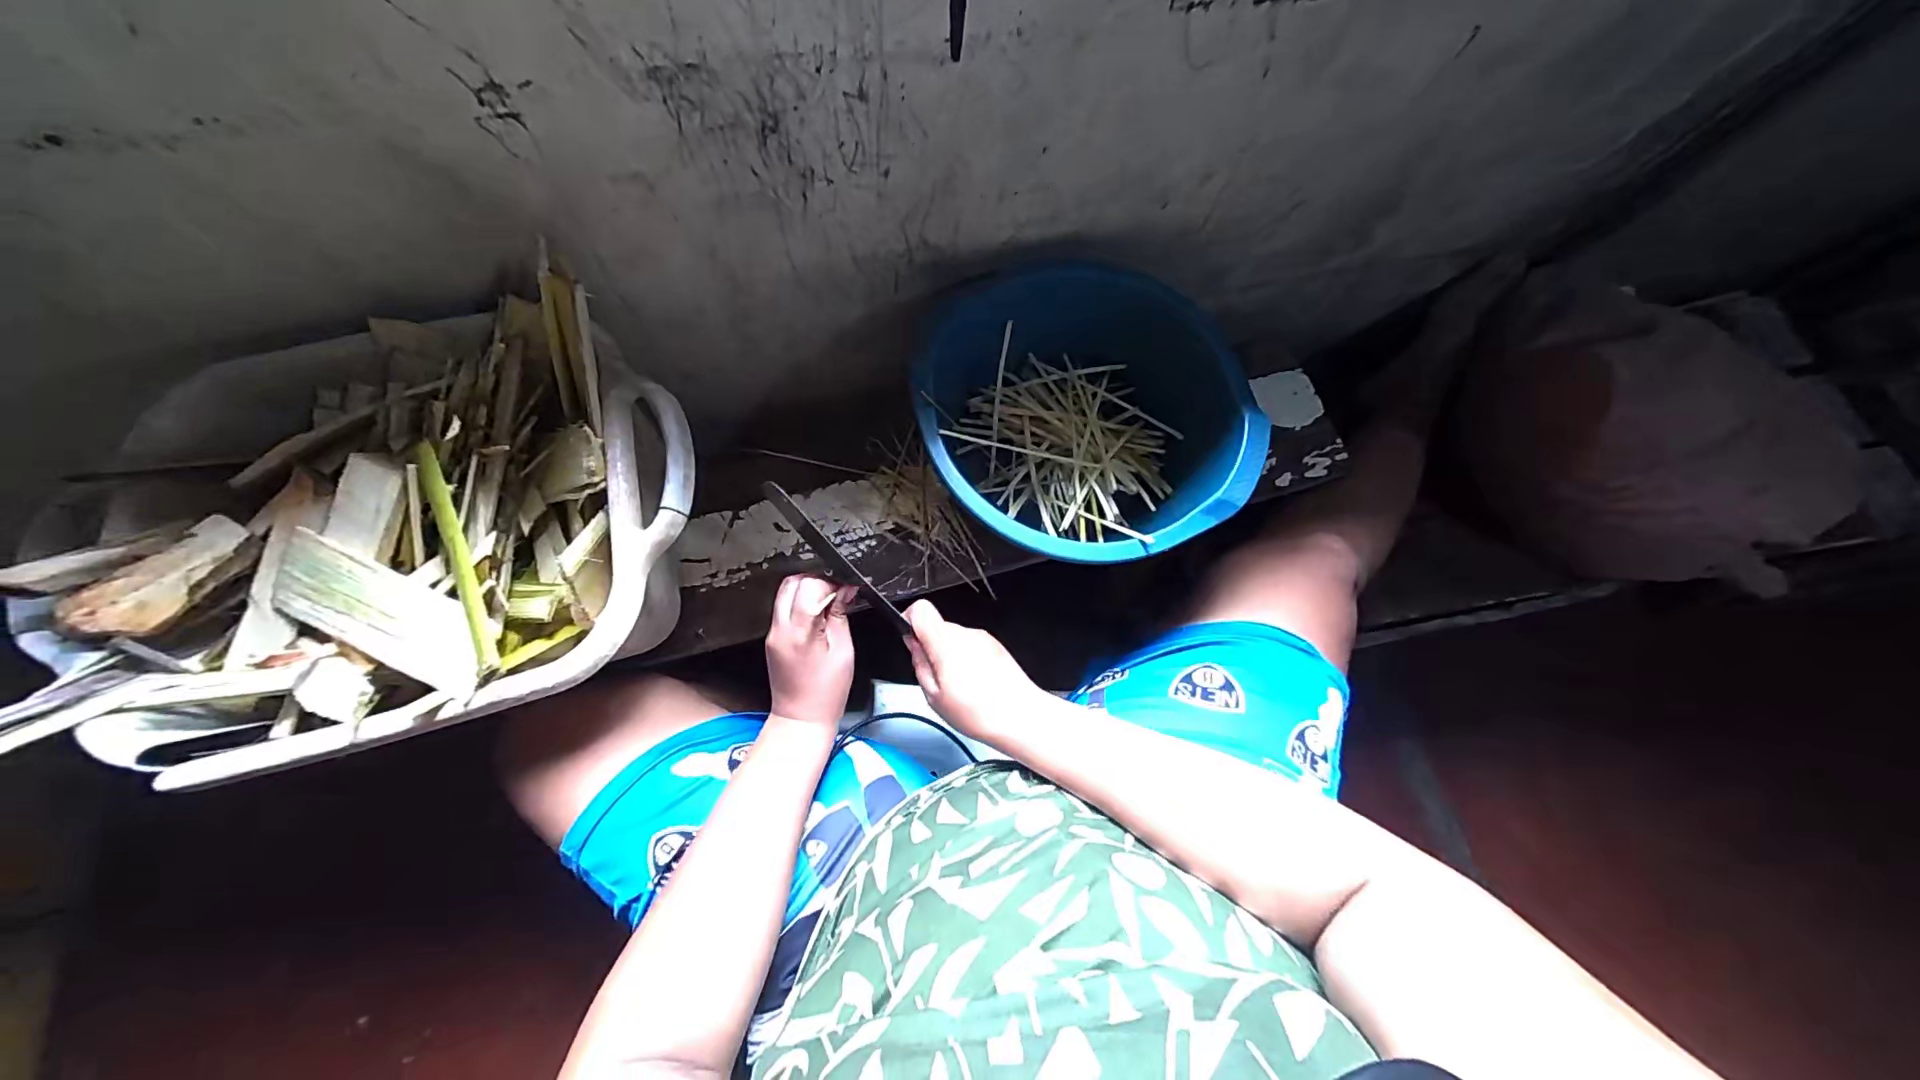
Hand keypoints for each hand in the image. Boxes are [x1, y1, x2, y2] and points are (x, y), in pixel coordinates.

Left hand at [765, 575, 857, 724]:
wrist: (801, 718)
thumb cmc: (825, 693)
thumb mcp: (843, 651)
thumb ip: (840, 615)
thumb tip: (844, 590)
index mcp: (800, 632)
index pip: (811, 586)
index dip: (832, 583)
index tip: (845, 590)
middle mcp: (781, 629)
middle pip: (792, 583)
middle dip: (817, 580)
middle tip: (836, 593)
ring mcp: (773, 634)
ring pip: (784, 592)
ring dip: (806, 590)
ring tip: (827, 604)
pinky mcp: (772, 639)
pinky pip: (783, 609)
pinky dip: (800, 604)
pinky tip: (816, 617)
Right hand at [902, 599, 1047, 739]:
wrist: (1020, 716)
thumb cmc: (980, 713)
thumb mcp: (934, 697)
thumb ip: (919, 664)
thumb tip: (912, 645)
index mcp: (946, 644)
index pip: (920, 609)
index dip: (910, 621)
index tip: (910, 639)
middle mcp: (965, 635)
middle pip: (937, 626)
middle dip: (930, 647)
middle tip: (936, 677)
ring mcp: (982, 638)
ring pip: (953, 637)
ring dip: (949, 654)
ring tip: (957, 684)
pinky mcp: (994, 644)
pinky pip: (970, 645)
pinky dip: (965, 659)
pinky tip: (972, 682)